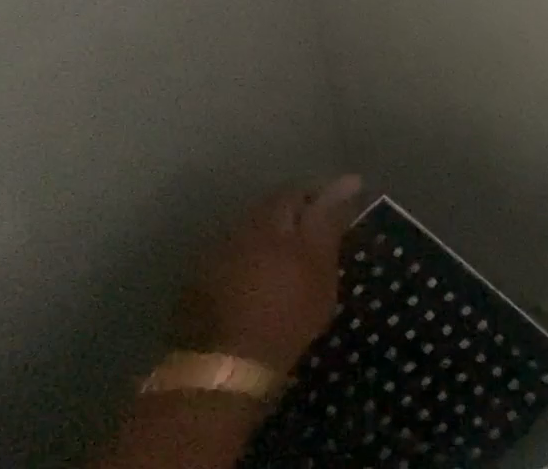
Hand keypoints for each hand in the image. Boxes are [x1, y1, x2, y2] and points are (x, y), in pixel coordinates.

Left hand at [170, 177, 363, 373]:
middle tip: (319, 231)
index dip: (322, 195)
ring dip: (271, 235)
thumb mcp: (321, 266)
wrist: (225, 367)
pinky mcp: (197, 284)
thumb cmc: (288, 312)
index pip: (298, 191)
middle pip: (269, 208)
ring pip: (249, 231)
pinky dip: (251, 257)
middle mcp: (237, 231)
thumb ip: (331, 219)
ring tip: (291, 255)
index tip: (344, 208)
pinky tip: (262, 277)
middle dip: (295, 213)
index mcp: (270, 223)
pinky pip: (232, 255)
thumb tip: (350, 180)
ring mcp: (212, 257)